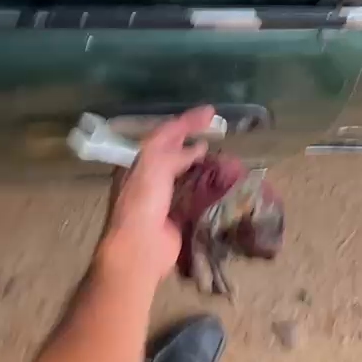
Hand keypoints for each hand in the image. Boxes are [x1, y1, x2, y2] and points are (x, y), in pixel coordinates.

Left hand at [94, 106, 214, 287]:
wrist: (140, 248)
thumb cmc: (143, 202)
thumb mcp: (155, 165)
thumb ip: (176, 152)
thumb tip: (199, 147)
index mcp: (138, 161)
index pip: (164, 133)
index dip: (186, 121)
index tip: (209, 112)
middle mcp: (149, 176)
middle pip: (175, 150)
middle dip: (195, 137)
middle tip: (218, 126)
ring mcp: (163, 196)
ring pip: (186, 170)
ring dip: (203, 160)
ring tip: (224, 150)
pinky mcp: (177, 214)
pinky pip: (195, 192)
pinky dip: (208, 182)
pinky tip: (222, 178)